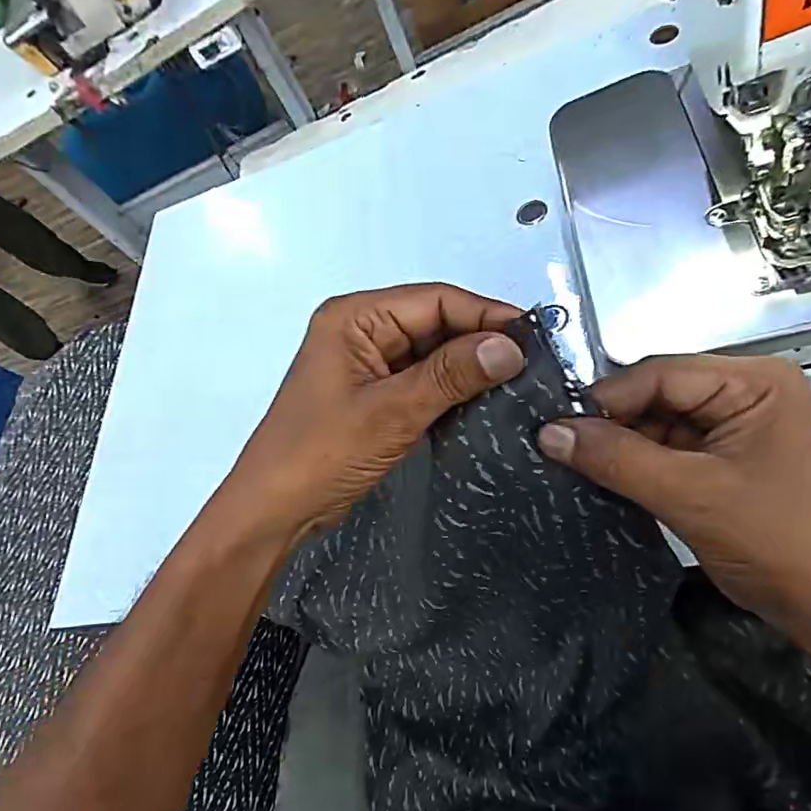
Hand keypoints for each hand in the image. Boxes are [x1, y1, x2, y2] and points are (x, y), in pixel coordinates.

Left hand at [228, 283, 524, 541]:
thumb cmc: (322, 454)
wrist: (276, 510)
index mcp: (356, 317)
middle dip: (482, 341)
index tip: (534, 339)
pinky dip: (455, 390)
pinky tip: (486, 401)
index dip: (487, 315)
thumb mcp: (391, 411)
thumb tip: (510, 348)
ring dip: (472, 367)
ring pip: (435, 354)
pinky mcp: (379, 395)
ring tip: (520, 383)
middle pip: (438, 323)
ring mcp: (371, 365)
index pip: (436, 300)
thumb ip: (450, 375)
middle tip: (534, 365)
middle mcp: (364, 331)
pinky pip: (426, 381)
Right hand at [536, 354, 810, 627]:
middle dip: (616, 425)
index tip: (560, 425)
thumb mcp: (690, 495)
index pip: (662, 373)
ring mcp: (738, 430)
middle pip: (661, 396)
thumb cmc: (781, 542)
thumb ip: (618, 459)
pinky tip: (613, 481)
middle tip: (566, 449)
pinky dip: (642, 468)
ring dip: (626, 449)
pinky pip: (673, 453)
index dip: (608, 398)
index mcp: (756, 383)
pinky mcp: (727, 463)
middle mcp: (748, 395)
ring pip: (662, 426)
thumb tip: (554, 433)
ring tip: (584, 468)